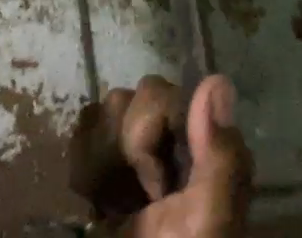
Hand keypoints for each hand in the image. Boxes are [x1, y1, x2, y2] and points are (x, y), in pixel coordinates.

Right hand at [71, 75, 250, 237]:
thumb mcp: (208, 222)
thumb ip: (219, 158)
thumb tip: (217, 80)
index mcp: (203, 144)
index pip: (160, 93)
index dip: (148, 132)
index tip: (155, 184)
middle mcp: (171, 136)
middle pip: (129, 98)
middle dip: (125, 149)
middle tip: (138, 199)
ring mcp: (135, 148)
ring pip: (101, 112)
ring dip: (101, 161)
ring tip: (114, 202)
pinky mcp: (105, 161)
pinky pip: (81, 133)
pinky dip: (84, 168)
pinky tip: (97, 200)